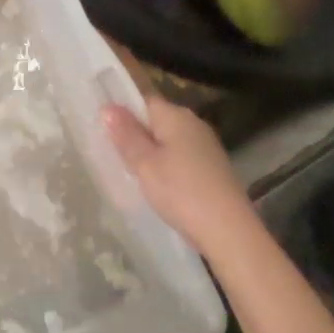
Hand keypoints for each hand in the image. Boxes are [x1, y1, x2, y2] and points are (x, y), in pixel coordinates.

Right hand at [103, 93, 252, 252]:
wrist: (229, 232)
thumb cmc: (180, 191)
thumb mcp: (144, 163)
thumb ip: (126, 134)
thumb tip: (108, 107)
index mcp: (176, 116)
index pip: (143, 100)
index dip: (123, 112)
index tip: (104, 130)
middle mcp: (194, 124)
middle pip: (157, 120)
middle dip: (136, 134)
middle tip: (114, 154)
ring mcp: (207, 147)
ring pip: (170, 141)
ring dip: (152, 152)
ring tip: (132, 172)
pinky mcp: (213, 169)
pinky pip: (182, 157)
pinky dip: (168, 166)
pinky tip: (159, 185)